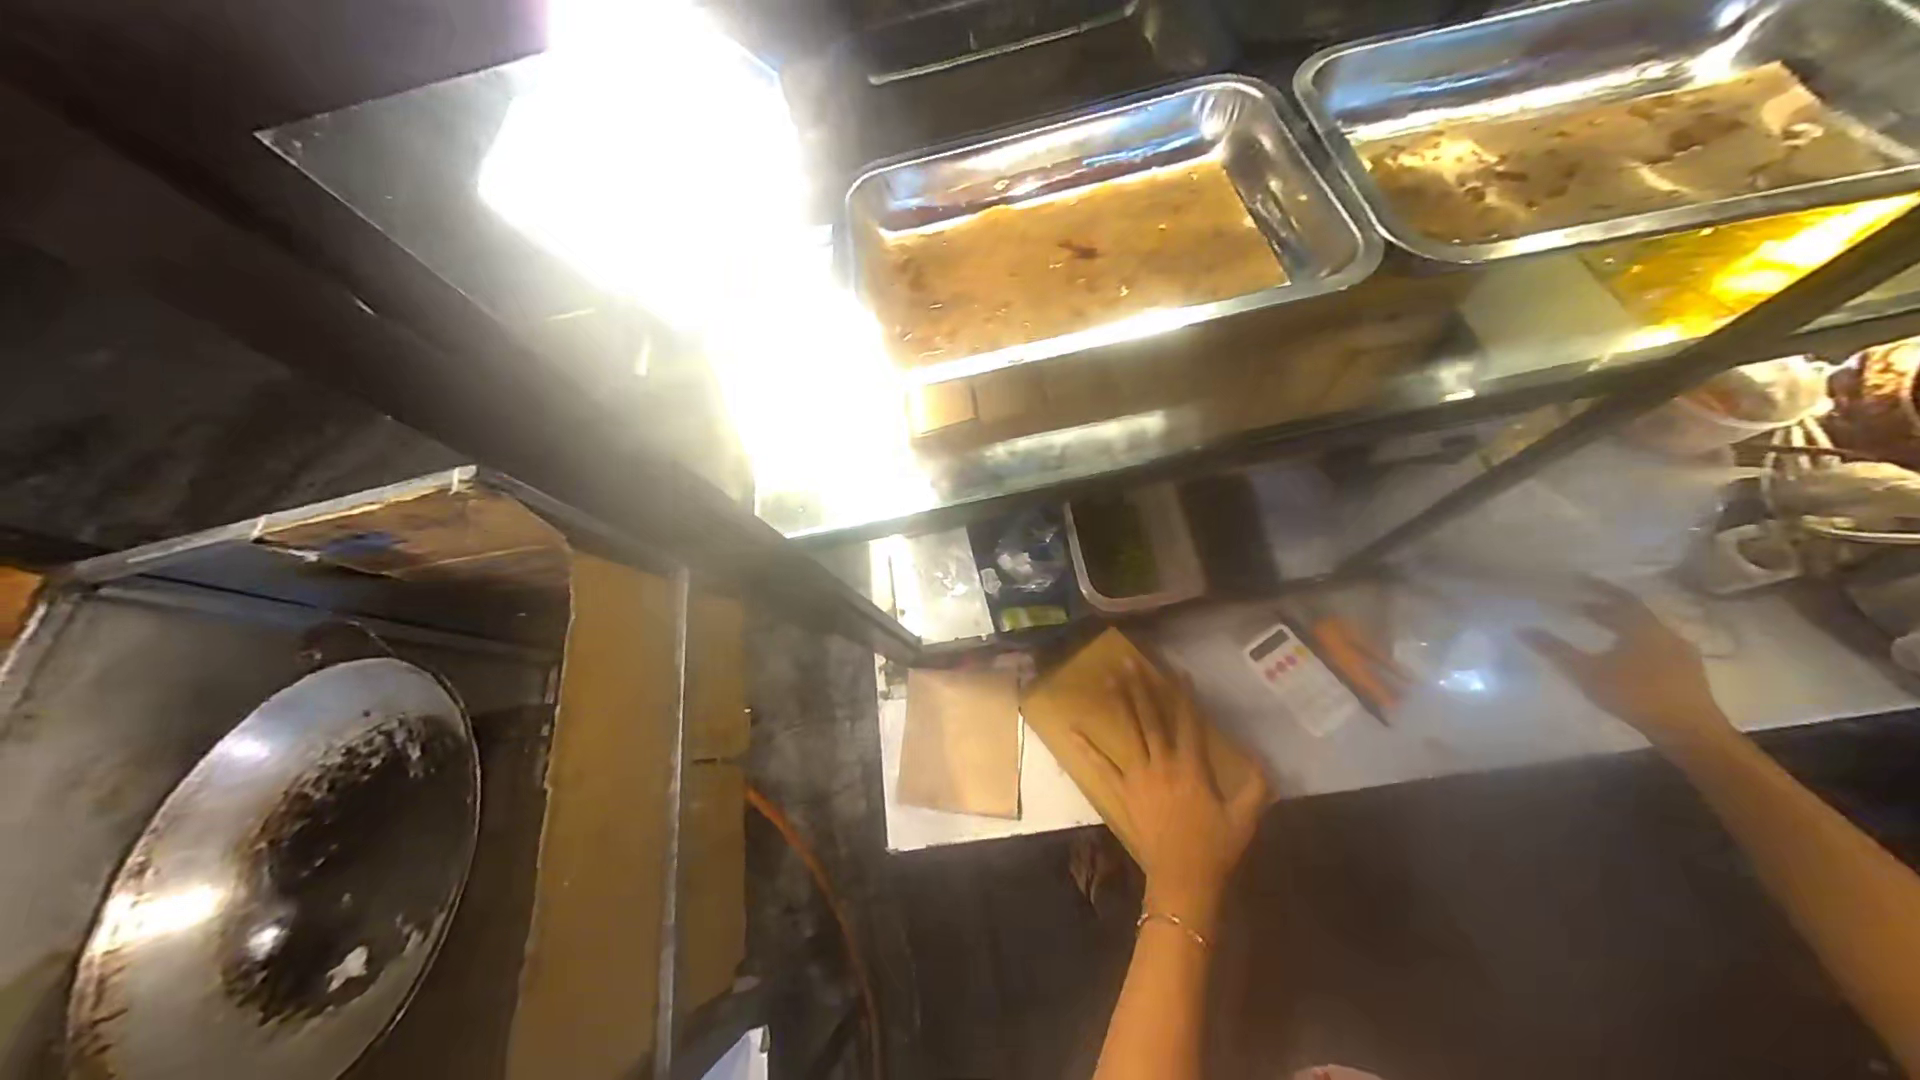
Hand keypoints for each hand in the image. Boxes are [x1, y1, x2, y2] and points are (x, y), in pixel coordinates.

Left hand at [1077, 658, 1268, 934]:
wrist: (1182, 879)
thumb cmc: (1215, 848)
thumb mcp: (1245, 818)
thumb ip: (1257, 786)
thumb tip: (1263, 758)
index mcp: (1191, 768)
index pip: (1188, 722)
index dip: (1183, 696)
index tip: (1178, 672)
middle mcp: (1162, 764)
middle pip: (1152, 718)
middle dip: (1142, 688)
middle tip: (1131, 662)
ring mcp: (1139, 776)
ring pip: (1129, 731)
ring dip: (1121, 703)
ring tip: (1111, 678)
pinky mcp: (1122, 791)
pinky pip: (1102, 765)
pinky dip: (1087, 747)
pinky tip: (1073, 730)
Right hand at [1521, 579, 1732, 752]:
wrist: (1689, 731)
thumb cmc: (1634, 694)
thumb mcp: (1586, 671)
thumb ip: (1555, 649)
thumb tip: (1522, 629)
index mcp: (1645, 628)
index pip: (1620, 598)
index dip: (1598, 587)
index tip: (1577, 580)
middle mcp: (1667, 634)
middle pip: (1633, 614)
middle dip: (1604, 609)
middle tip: (1576, 608)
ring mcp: (1680, 654)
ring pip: (1645, 631)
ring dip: (1619, 627)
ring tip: (1595, 631)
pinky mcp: (1686, 671)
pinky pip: (1654, 645)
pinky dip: (1632, 642)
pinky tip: (1620, 655)